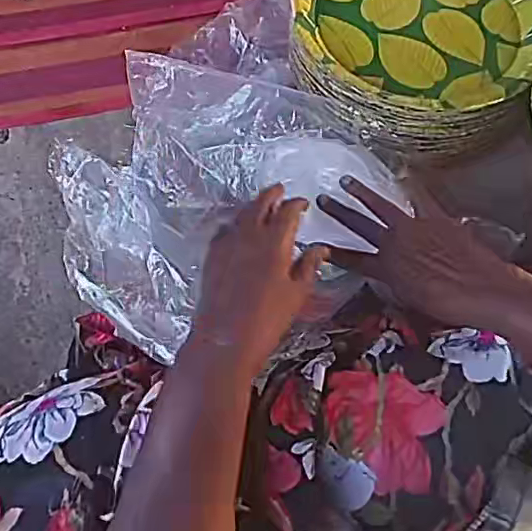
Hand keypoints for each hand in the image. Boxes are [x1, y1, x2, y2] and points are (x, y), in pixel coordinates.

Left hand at [187, 185, 328, 371]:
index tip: (302, 203)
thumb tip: (320, 249)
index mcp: (275, 242)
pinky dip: (234, 224)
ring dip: (253, 206)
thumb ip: (309, 266)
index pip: (288, 212)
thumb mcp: (297, 293)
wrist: (225, 341)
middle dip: (271, 194)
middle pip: (260, 204)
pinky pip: (224, 230)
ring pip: (241, 215)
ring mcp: (227, 245)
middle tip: (279, 190)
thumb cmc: (267, 320)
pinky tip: (237, 230)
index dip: (296, 204)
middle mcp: (249, 237)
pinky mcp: (211, 257)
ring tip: (261, 205)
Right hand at [316, 176, 531, 329]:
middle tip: (323, 200)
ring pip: (381, 206)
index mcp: (387, 269)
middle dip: (340, 213)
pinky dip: (411, 185)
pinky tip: (403, 173)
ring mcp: (414, 227)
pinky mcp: (437, 218)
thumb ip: (399, 291)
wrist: (482, 290)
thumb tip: (394, 285)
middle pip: (360, 226)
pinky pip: (420, 197)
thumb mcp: (414, 305)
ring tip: (348, 182)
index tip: (318, 244)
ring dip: (363, 193)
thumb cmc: (449, 306)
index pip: (353, 260)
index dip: (334, 253)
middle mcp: (395, 245)